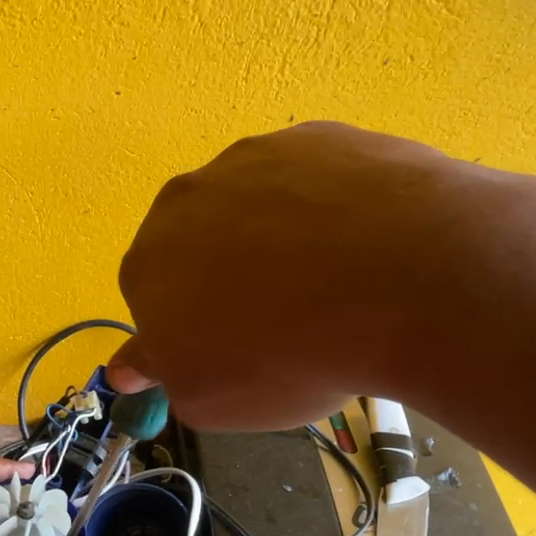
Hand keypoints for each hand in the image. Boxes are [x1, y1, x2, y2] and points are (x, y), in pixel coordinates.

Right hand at [107, 121, 506, 427]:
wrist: (405, 281)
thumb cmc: (284, 357)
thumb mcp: (205, 400)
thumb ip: (158, 375)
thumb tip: (129, 365)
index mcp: (145, 266)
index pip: (150, 303)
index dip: (189, 331)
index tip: (227, 352)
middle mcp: (183, 200)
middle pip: (195, 246)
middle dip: (223, 279)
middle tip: (277, 321)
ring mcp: (253, 158)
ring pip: (251, 208)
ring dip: (272, 240)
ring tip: (327, 283)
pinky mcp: (318, 135)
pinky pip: (308, 180)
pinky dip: (323, 209)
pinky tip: (359, 245)